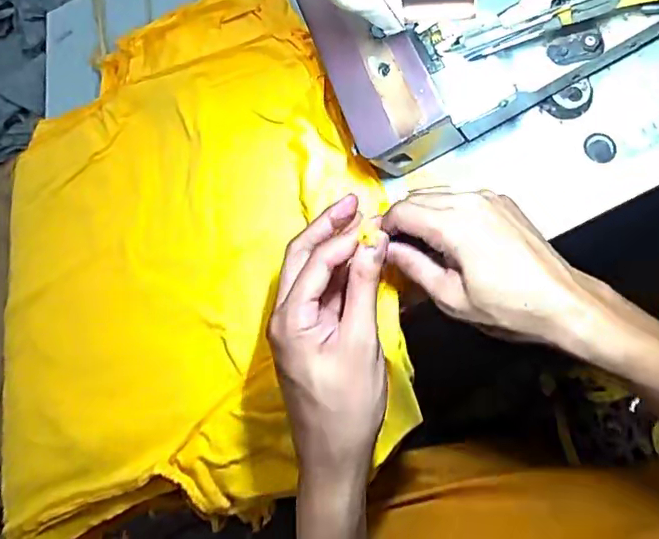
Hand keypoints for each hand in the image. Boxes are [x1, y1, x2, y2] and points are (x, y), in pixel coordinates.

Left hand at [268, 194, 388, 483]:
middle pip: (301, 255)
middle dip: (326, 226)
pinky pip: (320, 286)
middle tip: (354, 201)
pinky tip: (356, 251)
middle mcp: (284, 314)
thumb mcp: (361, 342)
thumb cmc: (347, 404)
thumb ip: (364, 287)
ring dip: (331, 241)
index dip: (344, 238)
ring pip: (308, 267)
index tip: (373, 221)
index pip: (316, 262)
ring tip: (357, 217)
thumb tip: (373, 240)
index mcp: (290, 319)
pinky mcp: (307, 328)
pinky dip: (337, 265)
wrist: (334, 456)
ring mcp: (294, 322)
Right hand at [381, 190, 608, 352]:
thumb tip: (387, 250)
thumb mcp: (453, 298)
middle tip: (393, 247)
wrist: (562, 300)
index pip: (403, 210)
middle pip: (420, 196)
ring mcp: (489, 196)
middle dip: (402, 218)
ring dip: (424, 212)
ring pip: (441, 194)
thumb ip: (415, 268)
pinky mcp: (502, 201)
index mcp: (455, 221)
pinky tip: (449, 237)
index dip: (384, 226)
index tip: (375, 244)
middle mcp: (471, 198)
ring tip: (419, 244)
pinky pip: (463, 197)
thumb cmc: (508, 307)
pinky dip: (447, 210)